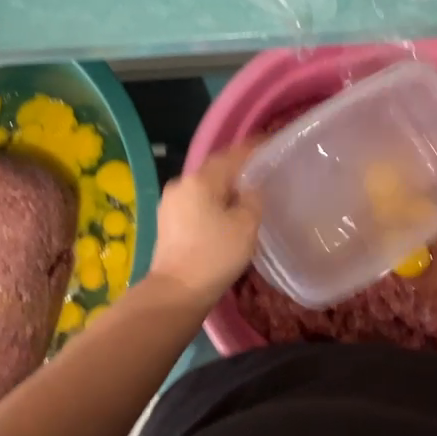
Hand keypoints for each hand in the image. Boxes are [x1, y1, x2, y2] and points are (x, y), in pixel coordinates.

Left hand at [147, 143, 263, 305]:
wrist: (177, 291)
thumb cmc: (215, 255)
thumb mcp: (246, 226)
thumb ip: (253, 199)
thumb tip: (250, 189)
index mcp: (200, 180)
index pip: (231, 155)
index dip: (252, 149)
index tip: (270, 144)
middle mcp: (180, 184)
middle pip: (214, 169)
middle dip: (237, 169)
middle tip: (261, 170)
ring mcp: (170, 203)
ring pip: (203, 187)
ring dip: (223, 187)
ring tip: (246, 193)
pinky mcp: (166, 221)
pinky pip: (195, 202)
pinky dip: (212, 202)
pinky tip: (225, 212)